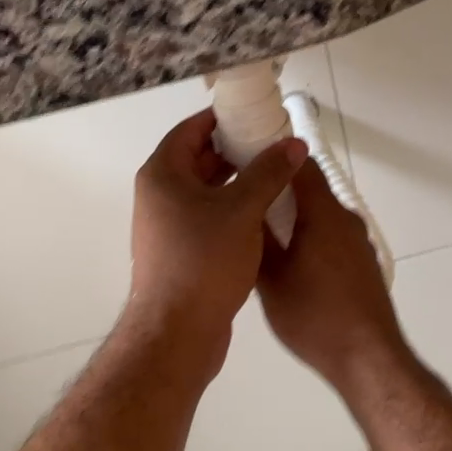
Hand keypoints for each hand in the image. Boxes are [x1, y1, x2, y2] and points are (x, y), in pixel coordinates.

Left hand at [126, 110, 305, 373]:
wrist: (177, 334)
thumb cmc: (203, 261)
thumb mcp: (242, 210)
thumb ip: (268, 173)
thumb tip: (293, 143)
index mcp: (162, 174)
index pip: (191, 129)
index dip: (222, 119)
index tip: (256, 116)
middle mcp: (158, 194)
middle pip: (198, 158)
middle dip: (235, 151)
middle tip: (273, 146)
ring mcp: (167, 225)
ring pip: (205, 190)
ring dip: (237, 182)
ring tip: (276, 177)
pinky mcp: (179, 251)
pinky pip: (207, 216)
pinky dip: (232, 209)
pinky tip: (264, 214)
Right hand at [258, 162, 409, 388]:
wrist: (369, 361)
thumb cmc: (314, 315)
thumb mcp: (271, 279)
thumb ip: (256, 239)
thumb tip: (244, 210)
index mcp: (323, 212)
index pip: (300, 162)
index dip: (273, 156)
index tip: (247, 160)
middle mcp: (345, 218)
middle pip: (310, 189)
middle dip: (280, 191)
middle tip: (247, 203)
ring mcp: (359, 243)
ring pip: (321, 216)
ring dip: (296, 219)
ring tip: (264, 237)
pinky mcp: (364, 266)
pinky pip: (333, 238)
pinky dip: (312, 240)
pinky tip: (293, 267)